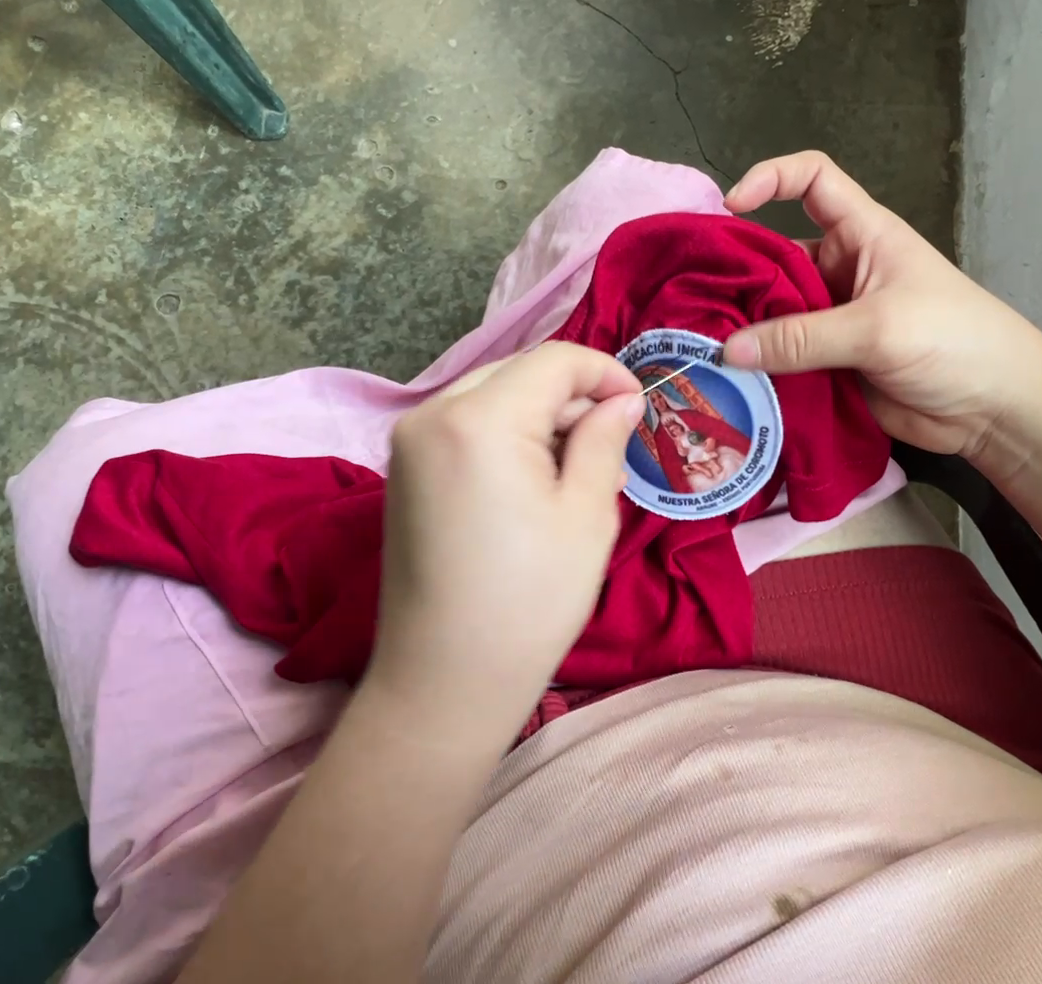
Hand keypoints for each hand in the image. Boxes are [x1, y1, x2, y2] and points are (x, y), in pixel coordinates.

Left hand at [370, 342, 643, 733]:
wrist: (444, 681)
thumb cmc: (529, 602)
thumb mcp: (585, 516)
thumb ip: (603, 441)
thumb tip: (621, 402)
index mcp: (478, 419)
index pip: (553, 361)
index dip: (605, 372)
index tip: (639, 405)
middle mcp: (430, 414)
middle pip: (517, 372)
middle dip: (571, 395)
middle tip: (613, 441)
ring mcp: (407, 443)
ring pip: (490, 395)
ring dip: (539, 415)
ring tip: (579, 466)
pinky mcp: (402, 471)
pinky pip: (463, 425)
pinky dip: (506, 435)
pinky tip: (533, 478)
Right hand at [720, 151, 1041, 462]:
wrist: (993, 409)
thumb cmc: (954, 341)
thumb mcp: (877, 329)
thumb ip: (801, 339)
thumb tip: (728, 350)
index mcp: (862, 235)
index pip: (813, 180)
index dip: (772, 179)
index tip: (733, 207)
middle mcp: (840, 271)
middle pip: (775, 255)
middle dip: (738, 272)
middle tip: (691, 298)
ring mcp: (832, 321)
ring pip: (773, 313)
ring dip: (743, 328)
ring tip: (698, 345)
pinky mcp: (828, 365)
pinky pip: (782, 359)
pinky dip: (758, 368)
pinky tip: (726, 379)